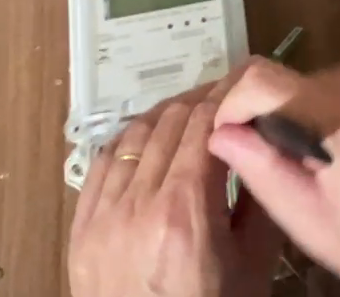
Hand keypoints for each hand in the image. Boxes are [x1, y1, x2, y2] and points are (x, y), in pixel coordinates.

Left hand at [68, 74, 283, 296]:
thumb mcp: (253, 263)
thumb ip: (258, 196)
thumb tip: (259, 140)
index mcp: (186, 212)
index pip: (206, 124)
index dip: (228, 93)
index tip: (246, 76)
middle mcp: (140, 205)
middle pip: (172, 121)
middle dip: (203, 97)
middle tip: (227, 90)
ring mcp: (103, 218)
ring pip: (136, 134)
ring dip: (167, 113)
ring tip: (191, 109)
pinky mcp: (80, 231)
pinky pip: (104, 162)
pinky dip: (130, 139)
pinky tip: (151, 135)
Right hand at [205, 60, 339, 296]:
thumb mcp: (324, 231)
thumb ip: (268, 175)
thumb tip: (226, 136)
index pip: (261, 78)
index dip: (233, 103)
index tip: (230, 136)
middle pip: (297, 79)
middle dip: (281, 117)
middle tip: (290, 169)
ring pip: (331, 81)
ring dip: (319, 115)